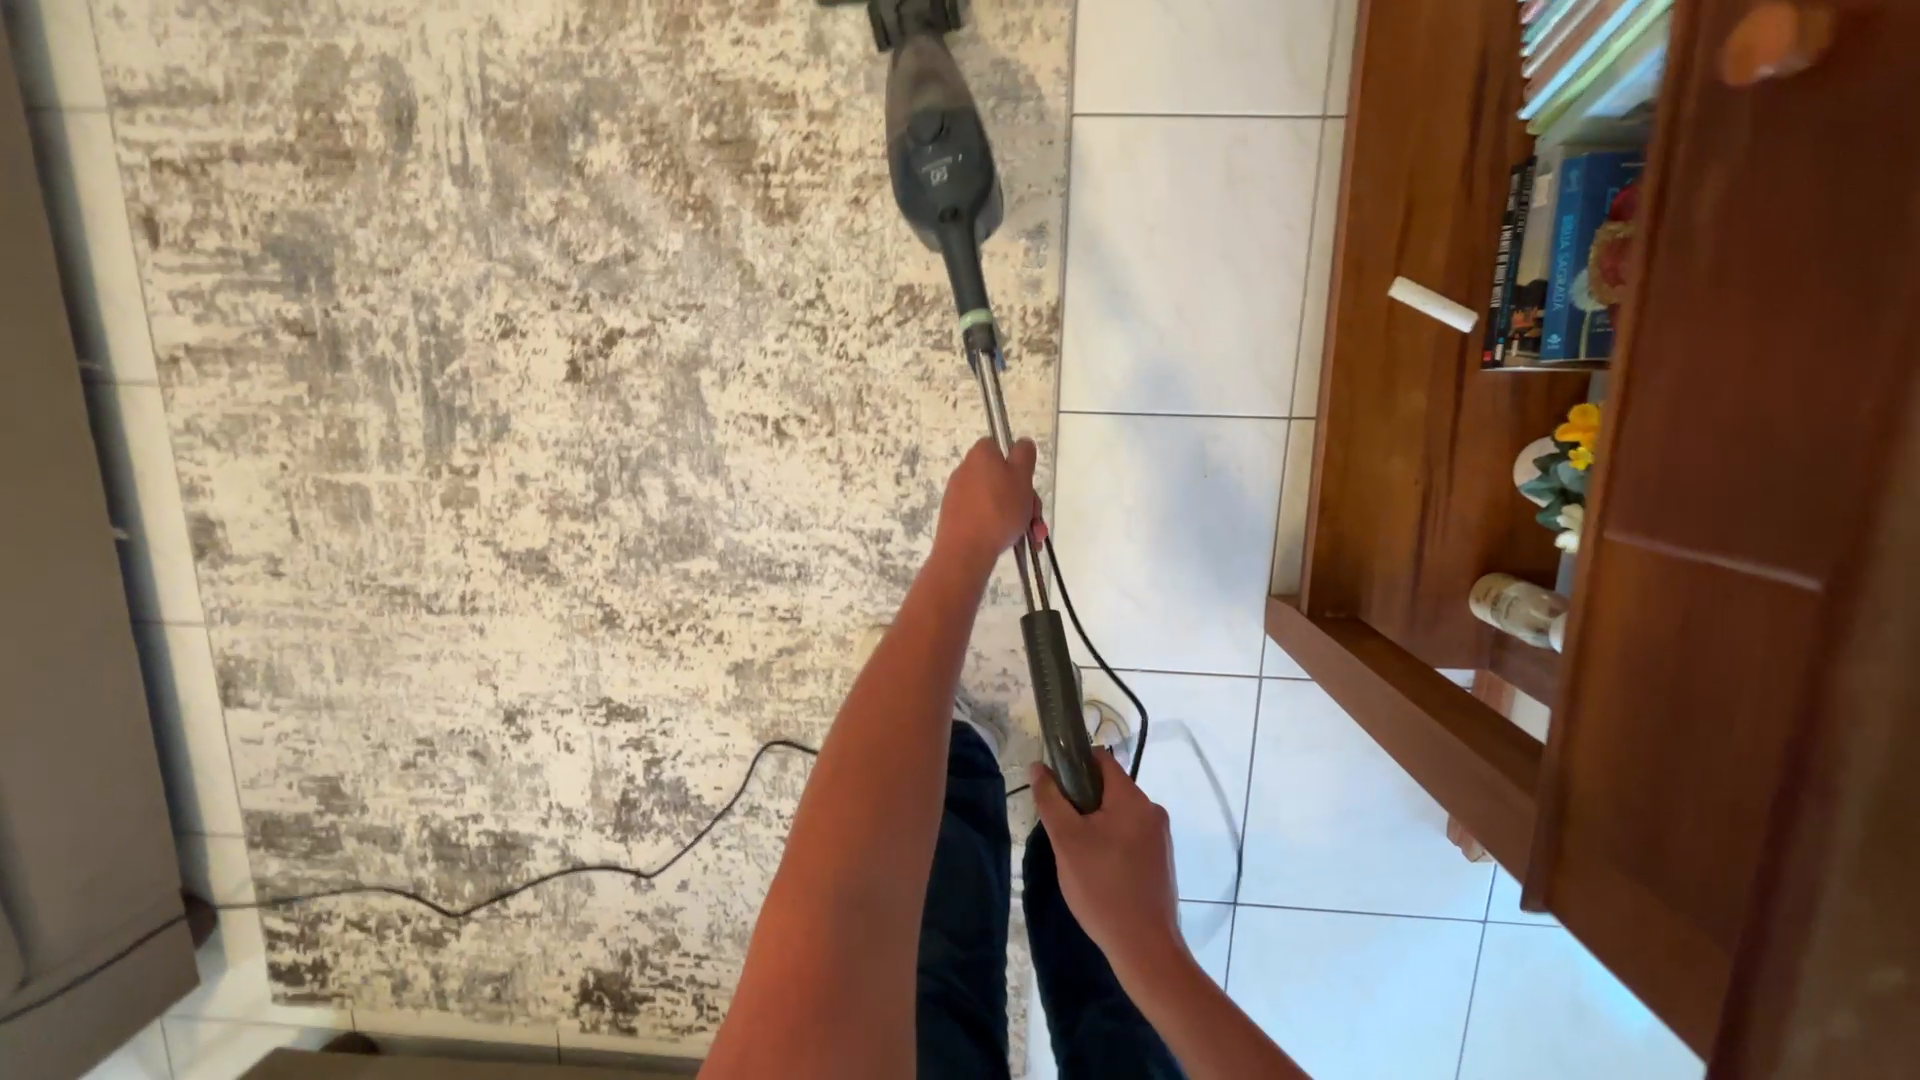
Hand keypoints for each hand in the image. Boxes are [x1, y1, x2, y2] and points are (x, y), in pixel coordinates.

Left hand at [934, 437, 1046, 567]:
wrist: (966, 550)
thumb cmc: (998, 509)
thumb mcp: (1021, 477)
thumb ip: (1024, 456)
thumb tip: (1022, 443)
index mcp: (980, 455)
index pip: (998, 447)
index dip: (1016, 463)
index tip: (1026, 481)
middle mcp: (965, 471)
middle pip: (1002, 479)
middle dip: (1024, 499)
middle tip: (1035, 518)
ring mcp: (958, 496)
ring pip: (997, 501)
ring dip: (1018, 517)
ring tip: (1032, 536)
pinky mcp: (956, 518)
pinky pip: (984, 516)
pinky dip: (1000, 527)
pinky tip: (1015, 542)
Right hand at [1030, 751, 1187, 980]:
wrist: (1144, 947)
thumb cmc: (1101, 887)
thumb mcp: (1066, 840)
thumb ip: (1050, 799)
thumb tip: (1039, 767)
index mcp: (1132, 798)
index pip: (1101, 760)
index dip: (1074, 764)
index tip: (1055, 788)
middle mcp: (1152, 810)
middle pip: (1109, 788)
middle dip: (1083, 802)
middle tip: (1063, 832)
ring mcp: (1161, 837)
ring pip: (1118, 815)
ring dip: (1096, 825)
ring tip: (1078, 855)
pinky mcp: (1162, 860)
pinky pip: (1130, 836)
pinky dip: (1111, 842)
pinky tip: (1099, 871)